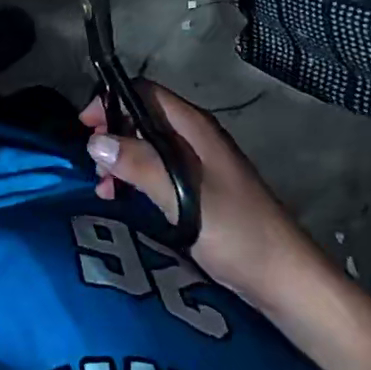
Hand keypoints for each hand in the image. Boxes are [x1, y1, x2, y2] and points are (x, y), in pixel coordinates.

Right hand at [79, 81, 313, 300]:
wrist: (283, 277)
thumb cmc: (236, 231)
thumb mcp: (182, 197)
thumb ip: (139, 165)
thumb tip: (95, 141)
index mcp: (193, 127)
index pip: (144, 92)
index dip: (112, 101)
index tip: (87, 129)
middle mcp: (193, 136)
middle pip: (142, 116)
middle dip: (112, 133)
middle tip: (93, 166)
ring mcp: (197, 162)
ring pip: (147, 144)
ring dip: (121, 159)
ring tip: (104, 189)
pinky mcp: (197, 187)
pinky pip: (156, 169)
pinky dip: (135, 177)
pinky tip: (122, 199)